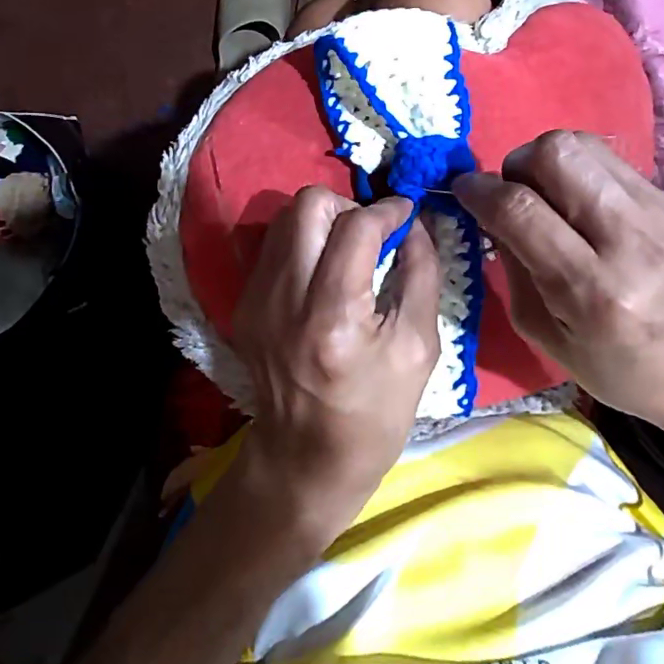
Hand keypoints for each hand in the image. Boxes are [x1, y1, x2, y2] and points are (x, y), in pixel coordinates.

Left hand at [230, 187, 441, 541]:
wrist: (305, 459)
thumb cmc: (375, 413)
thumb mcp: (419, 347)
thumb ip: (420, 273)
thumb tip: (412, 223)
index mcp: (334, 316)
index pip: (357, 227)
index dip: (388, 209)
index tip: (406, 211)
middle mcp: (284, 298)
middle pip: (307, 205)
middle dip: (347, 205)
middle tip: (371, 231)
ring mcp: (255, 300)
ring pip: (285, 219)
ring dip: (323, 222)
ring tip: (348, 250)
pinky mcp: (244, 304)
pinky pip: (274, 247)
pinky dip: (303, 245)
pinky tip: (324, 274)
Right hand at [453, 131, 663, 459]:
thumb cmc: (612, 364)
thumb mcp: (541, 331)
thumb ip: (512, 264)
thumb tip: (489, 207)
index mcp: (592, 292)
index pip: (522, 211)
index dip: (480, 190)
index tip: (463, 189)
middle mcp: (632, 244)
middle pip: (558, 153)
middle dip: (517, 163)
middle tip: (513, 191)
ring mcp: (662, 216)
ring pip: (584, 144)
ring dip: (548, 161)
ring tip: (546, 194)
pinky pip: (609, 160)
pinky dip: (580, 173)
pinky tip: (583, 205)